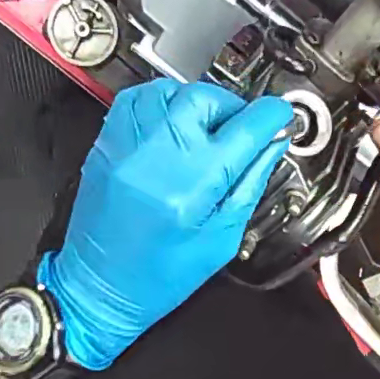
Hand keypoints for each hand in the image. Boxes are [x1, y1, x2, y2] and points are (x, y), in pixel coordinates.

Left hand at [39, 79, 292, 369]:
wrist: (98, 288)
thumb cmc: (158, 275)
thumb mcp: (221, 239)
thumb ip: (250, 186)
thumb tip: (272, 146)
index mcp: (193, 186)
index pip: (246, 128)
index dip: (273, 116)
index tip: (280, 117)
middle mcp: (157, 156)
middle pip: (207, 99)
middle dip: (233, 109)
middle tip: (240, 132)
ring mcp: (127, 145)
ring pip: (173, 90)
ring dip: (198, 103)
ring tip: (206, 130)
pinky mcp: (107, 143)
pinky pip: (138, 98)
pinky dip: (162, 102)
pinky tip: (172, 124)